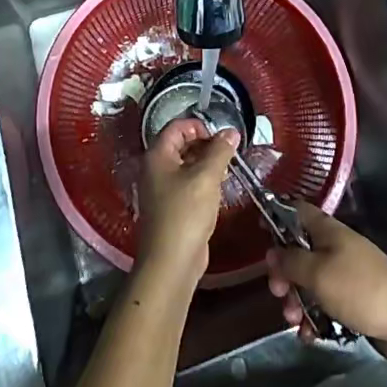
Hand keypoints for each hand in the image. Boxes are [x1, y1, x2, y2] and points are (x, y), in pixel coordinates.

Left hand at [136, 119, 239, 283]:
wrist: (171, 260)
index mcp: (157, 155)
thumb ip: (220, 152)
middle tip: (229, 153)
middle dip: (205, 144)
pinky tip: (219, 188)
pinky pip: (187, 183)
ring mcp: (161, 188)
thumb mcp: (206, 177)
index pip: (177, 127)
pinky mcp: (171, 206)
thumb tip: (231, 131)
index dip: (199, 126)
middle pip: (180, 145)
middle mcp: (155, 168)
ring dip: (206, 163)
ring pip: (185, 165)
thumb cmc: (186, 213)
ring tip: (227, 169)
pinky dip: (202, 181)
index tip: (222, 137)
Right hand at [266, 204, 386, 351]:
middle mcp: (335, 248)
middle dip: (283, 274)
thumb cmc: (360, 290)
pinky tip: (309, 335)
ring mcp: (345, 274)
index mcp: (328, 231)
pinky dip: (314, 316)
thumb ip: (290, 261)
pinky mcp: (353, 299)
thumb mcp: (317, 273)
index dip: (277, 217)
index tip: (260, 234)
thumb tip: (271, 252)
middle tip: (278, 293)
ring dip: (296, 300)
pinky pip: (324, 302)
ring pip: (309, 281)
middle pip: (298, 251)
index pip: (296, 211)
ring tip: (294, 321)